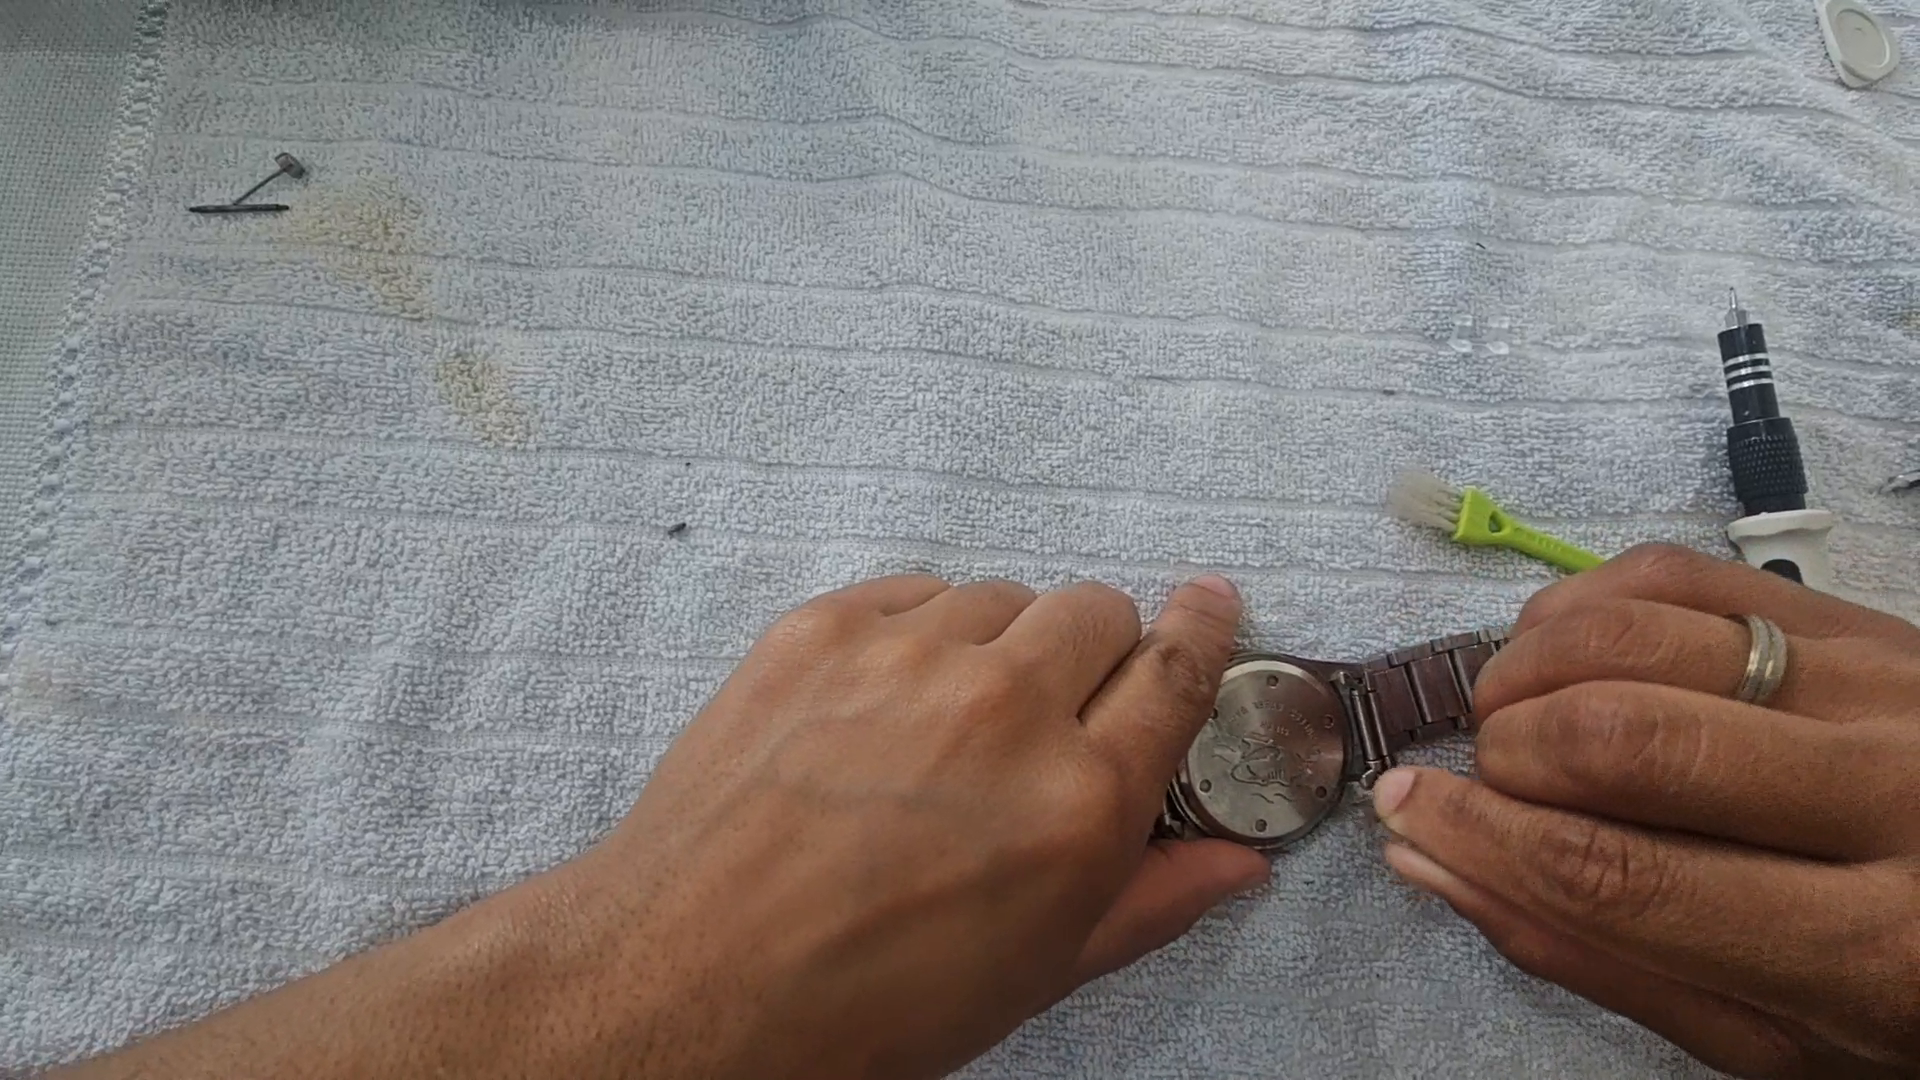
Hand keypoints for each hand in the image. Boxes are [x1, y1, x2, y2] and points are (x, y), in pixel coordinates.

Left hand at [581, 574, 1264, 1078]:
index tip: (1210, 598)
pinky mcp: (825, 625)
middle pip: (1093, 609)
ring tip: (938, 716)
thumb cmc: (871, 997)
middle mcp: (1003, 708)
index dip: (1203, 629)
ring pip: (1000, 596)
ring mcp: (908, 653)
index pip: (1174, 675)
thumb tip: (1243, 856)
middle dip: (1087, 650)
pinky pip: (913, 591)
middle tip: (1040, 704)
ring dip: (994, 643)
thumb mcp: (1035, 970)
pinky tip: (879, 695)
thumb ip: (1152, 898)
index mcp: (1076, 802)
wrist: (689, 974)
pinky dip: (917, 631)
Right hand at [1369, 545, 1919, 1077]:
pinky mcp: (1849, 613)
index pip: (1613, 875)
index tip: (1400, 806)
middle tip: (1497, 777)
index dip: (1473, 834)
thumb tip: (1416, 853)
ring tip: (1519, 713)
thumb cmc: (1884, 988)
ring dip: (1520, 675)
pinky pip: (1659, 573)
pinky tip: (1559, 654)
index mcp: (1884, 955)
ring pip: (1625, 639)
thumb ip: (1579, 949)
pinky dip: (1567, 608)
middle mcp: (1903, 799)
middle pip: (1616, 738)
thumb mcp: (1755, 1030)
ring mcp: (1886, 684)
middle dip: (1504, 755)